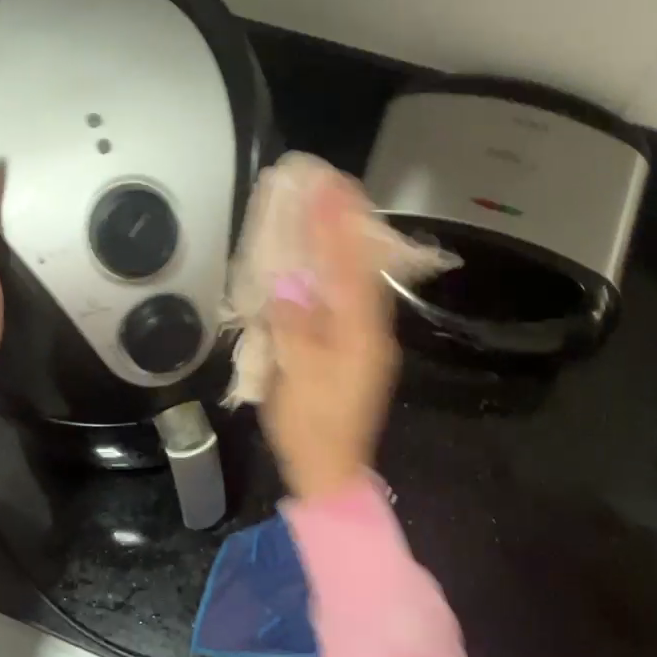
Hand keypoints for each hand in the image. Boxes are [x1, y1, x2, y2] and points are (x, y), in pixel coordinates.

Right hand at [261, 175, 399, 501]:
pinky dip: (337, 274)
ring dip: (343, 245)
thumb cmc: (312, 430)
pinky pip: (347, 302)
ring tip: (332, 208)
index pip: (347, 269)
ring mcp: (364, 344)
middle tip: (333, 184)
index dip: (334, 226)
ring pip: (356, 283)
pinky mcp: (353, 355)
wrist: (330, 471)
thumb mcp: (298, 379)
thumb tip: (288, 287)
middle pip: (359, 268)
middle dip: (345, 226)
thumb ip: (294, 329)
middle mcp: (369, 333)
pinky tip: (327, 262)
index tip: (326, 187)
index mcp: (358, 336)